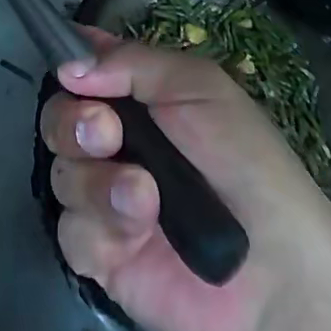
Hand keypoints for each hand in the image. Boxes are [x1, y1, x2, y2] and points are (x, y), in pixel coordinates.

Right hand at [37, 32, 330, 330]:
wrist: (271, 267)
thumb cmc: (243, 159)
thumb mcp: (198, 87)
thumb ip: (132, 63)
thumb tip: (67, 66)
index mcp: (139, 96)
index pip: (84, 67)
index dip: (70, 63)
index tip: (67, 68)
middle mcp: (115, 140)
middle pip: (58, 119)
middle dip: (74, 123)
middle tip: (107, 134)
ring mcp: (104, 196)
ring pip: (62, 174)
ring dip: (99, 181)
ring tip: (145, 195)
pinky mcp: (100, 252)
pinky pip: (70, 229)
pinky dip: (102, 227)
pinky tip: (138, 232)